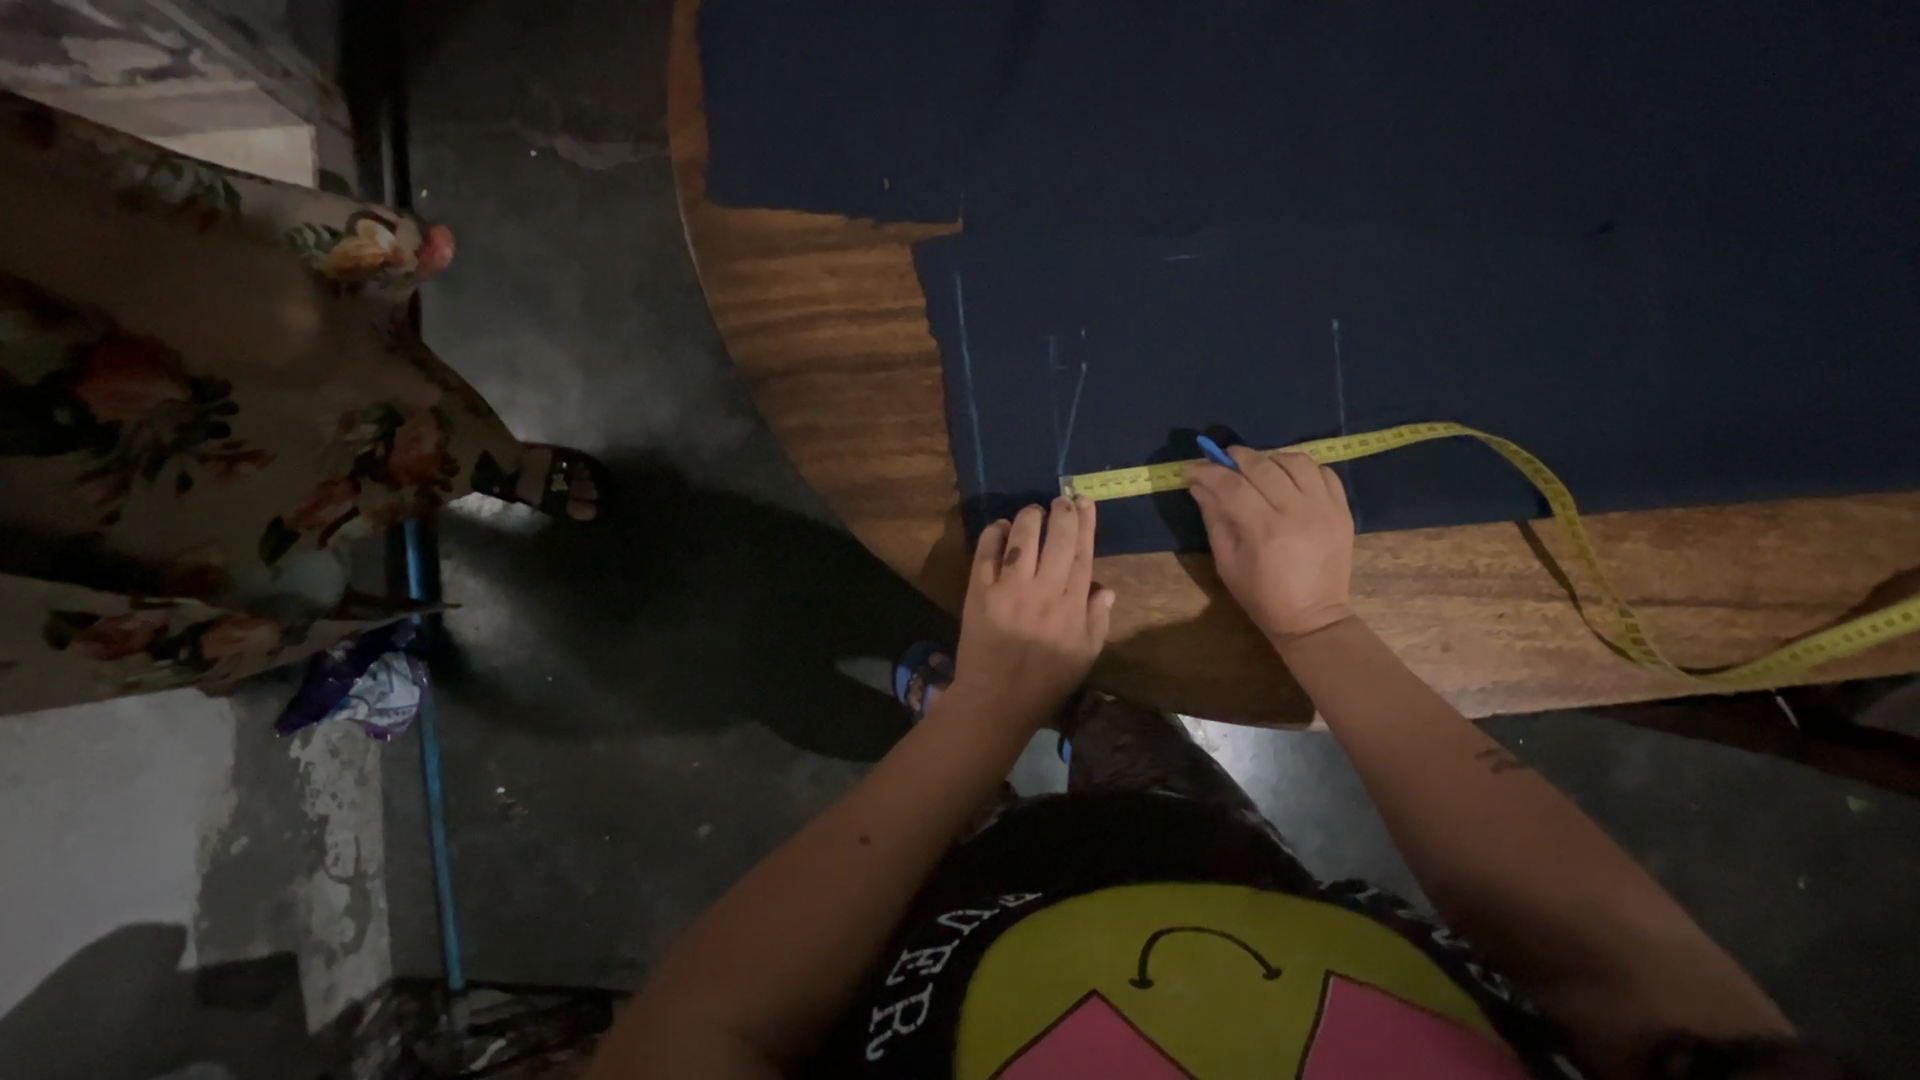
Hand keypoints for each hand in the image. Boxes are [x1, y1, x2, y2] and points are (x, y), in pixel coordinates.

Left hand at [950, 496, 1114, 723]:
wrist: (997, 698)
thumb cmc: (1045, 681)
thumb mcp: (1084, 656)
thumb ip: (1098, 621)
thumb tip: (1107, 589)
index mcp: (1073, 605)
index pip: (1082, 554)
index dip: (1085, 525)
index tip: (1085, 503)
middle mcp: (1044, 590)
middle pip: (1056, 538)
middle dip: (1061, 512)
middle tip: (1061, 500)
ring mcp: (1010, 589)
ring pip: (1022, 538)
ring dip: (1028, 518)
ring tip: (1032, 512)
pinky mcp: (980, 591)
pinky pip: (987, 553)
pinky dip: (994, 534)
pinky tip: (999, 527)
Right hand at [1188, 446, 1355, 640]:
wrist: (1312, 618)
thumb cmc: (1261, 596)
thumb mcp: (1226, 562)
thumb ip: (1214, 519)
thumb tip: (1200, 486)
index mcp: (1264, 530)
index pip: (1231, 485)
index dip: (1207, 472)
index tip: (1191, 469)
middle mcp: (1297, 512)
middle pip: (1263, 466)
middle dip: (1236, 457)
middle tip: (1222, 459)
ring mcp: (1325, 509)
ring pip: (1296, 461)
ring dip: (1271, 458)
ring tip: (1258, 468)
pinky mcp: (1343, 510)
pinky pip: (1323, 473)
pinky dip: (1302, 468)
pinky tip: (1288, 479)